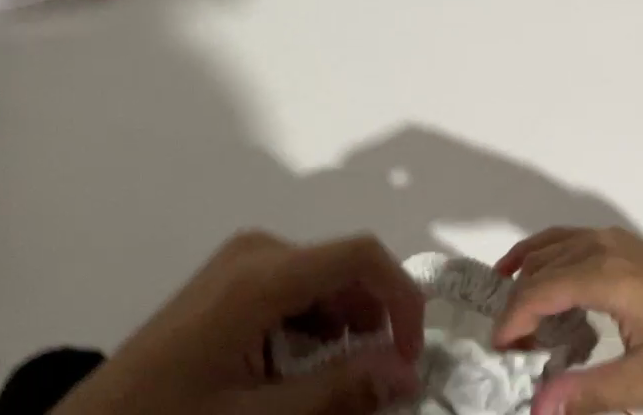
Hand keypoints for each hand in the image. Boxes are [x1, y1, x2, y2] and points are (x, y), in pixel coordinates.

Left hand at [55, 231, 424, 414]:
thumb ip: (339, 392)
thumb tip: (406, 372)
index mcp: (262, 274)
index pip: (359, 255)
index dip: (402, 296)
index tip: (412, 356)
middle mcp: (257, 250)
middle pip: (343, 268)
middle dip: (373, 321)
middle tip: (377, 385)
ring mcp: (240, 261)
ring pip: (322, 280)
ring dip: (344, 328)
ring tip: (335, 387)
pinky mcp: (230, 277)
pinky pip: (294, 288)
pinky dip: (313, 327)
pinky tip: (299, 374)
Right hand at [493, 227, 642, 414]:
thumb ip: (587, 391)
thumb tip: (536, 407)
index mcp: (606, 276)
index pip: (539, 290)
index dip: (512, 319)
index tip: (499, 351)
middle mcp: (603, 247)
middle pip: (541, 266)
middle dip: (517, 301)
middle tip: (509, 344)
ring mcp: (615, 239)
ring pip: (552, 246)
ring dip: (528, 274)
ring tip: (512, 311)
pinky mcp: (625, 242)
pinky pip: (570, 239)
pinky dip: (546, 255)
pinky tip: (541, 277)